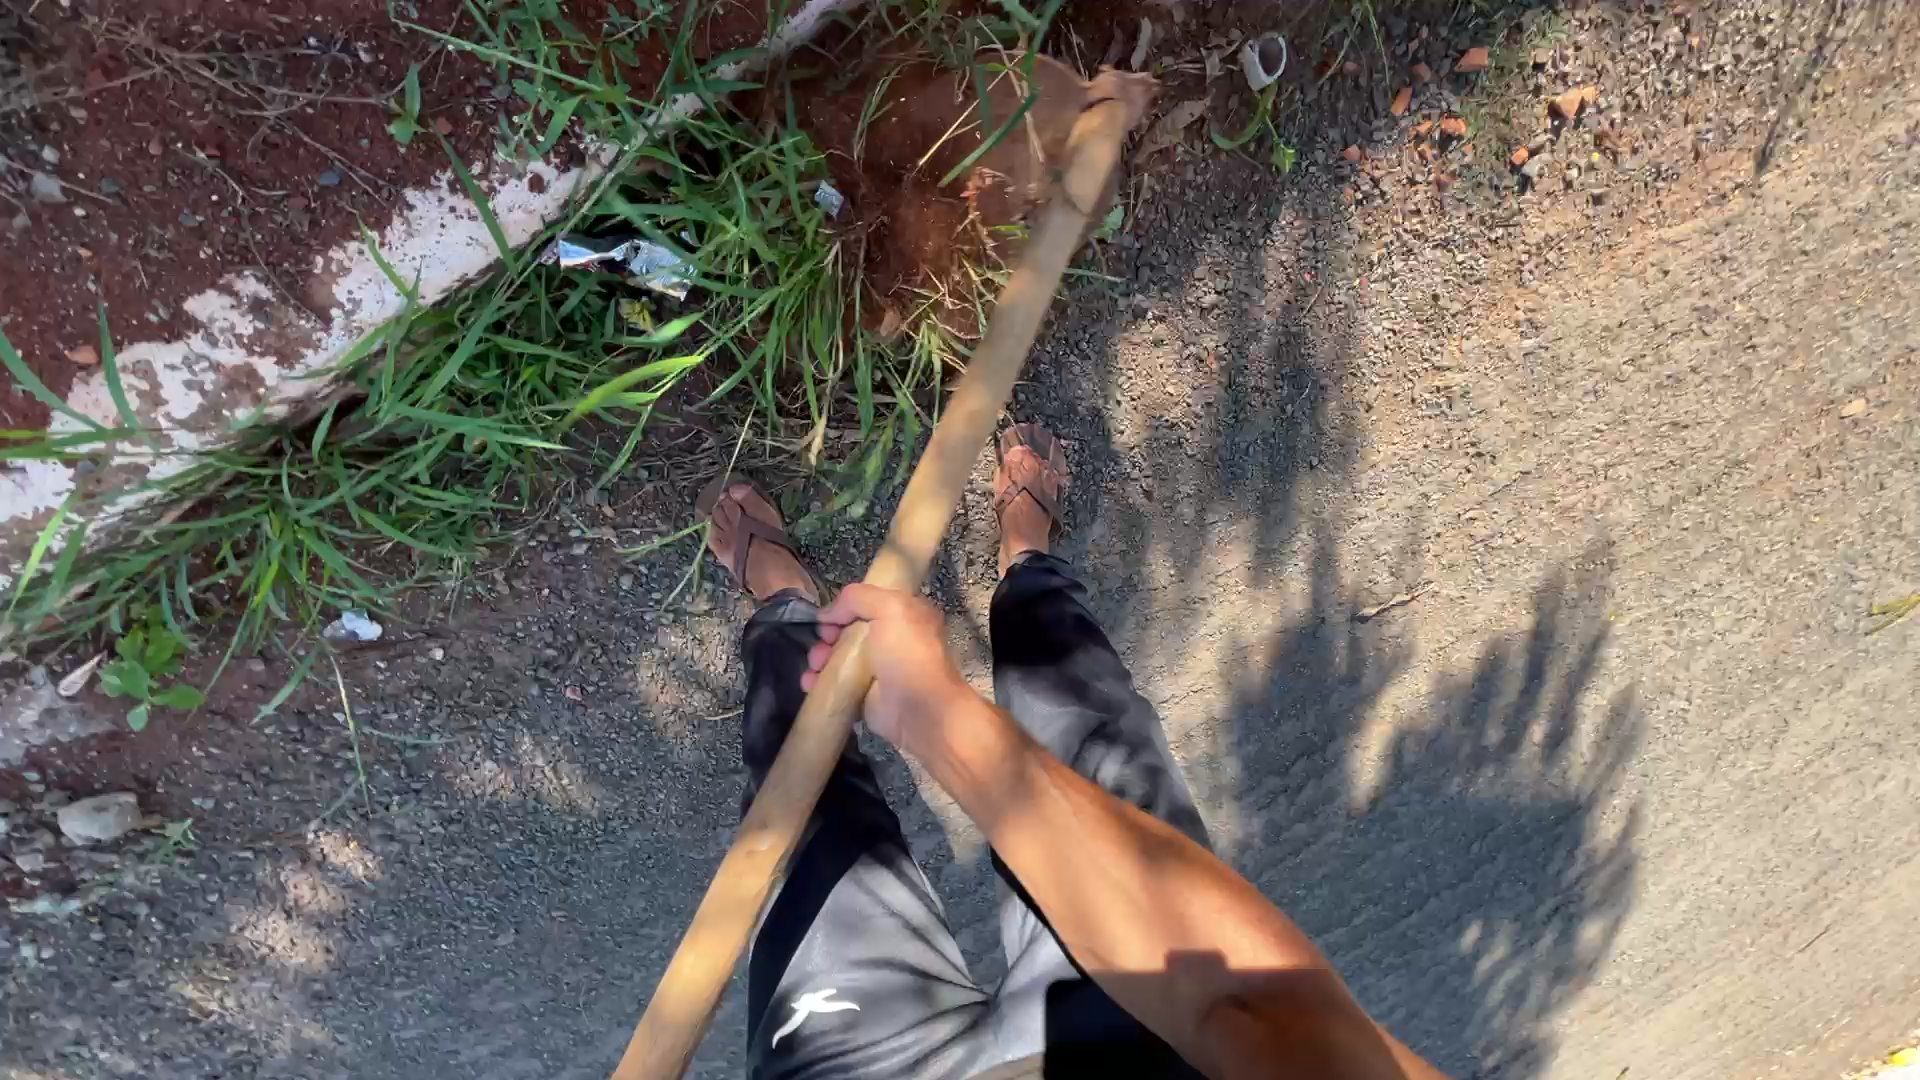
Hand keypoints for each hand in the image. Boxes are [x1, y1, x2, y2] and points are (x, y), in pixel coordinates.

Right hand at [804, 584, 973, 748]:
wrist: (919, 709)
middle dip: (829, 635)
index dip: (845, 608)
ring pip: (839, 657)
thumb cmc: (907, 654)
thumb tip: (828, 613)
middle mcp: (892, 639)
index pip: (868, 603)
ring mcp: (878, 669)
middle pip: (849, 630)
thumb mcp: (890, 609)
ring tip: (815, 664)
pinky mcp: (865, 695)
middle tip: (822, 643)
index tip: (829, 619)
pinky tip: (809, 681)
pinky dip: (819, 681)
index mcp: (905, 615)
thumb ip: (858, 598)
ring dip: (820, 658)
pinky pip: (836, 683)